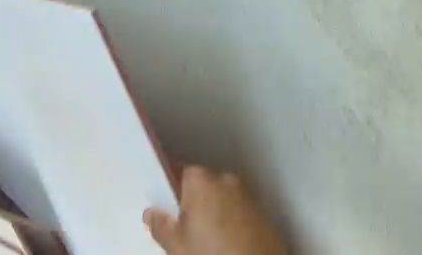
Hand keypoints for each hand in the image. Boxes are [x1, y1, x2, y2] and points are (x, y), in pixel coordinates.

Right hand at [143, 167, 286, 254]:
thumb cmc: (212, 254)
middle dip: (199, 205)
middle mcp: (227, 181)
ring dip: (221, 217)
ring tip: (216, 243)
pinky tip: (235, 248)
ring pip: (227, 203)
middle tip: (193, 232)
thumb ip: (159, 225)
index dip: (175, 195)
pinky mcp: (270, 221)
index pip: (180, 175)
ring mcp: (252, 200)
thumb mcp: (176, 245)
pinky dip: (241, 229)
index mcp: (201, 178)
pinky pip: (246, 219)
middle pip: (205, 188)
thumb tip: (152, 214)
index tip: (173, 213)